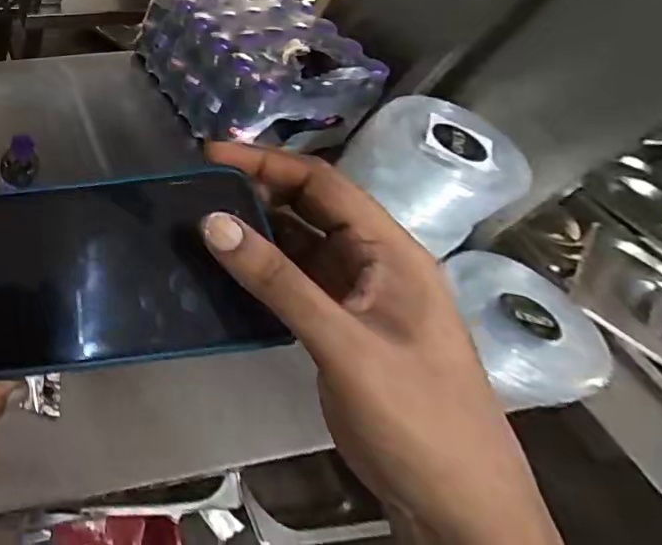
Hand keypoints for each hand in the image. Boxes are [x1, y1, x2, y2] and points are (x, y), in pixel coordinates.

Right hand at [200, 141, 560, 544]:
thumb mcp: (344, 345)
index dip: (268, 161)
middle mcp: (374, 263)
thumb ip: (278, 281)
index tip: (212, 154)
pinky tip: (226, 267)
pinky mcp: (341, 325)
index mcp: (391, 251)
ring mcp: (358, 295)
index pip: (324, 184)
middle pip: (311, 207)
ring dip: (257, 227)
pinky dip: (261, 267)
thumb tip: (213, 221)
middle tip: (200, 182)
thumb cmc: (418, 419)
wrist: (461, 513)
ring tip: (202, 216)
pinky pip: (295, 279)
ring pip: (300, 243)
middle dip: (258, 188)